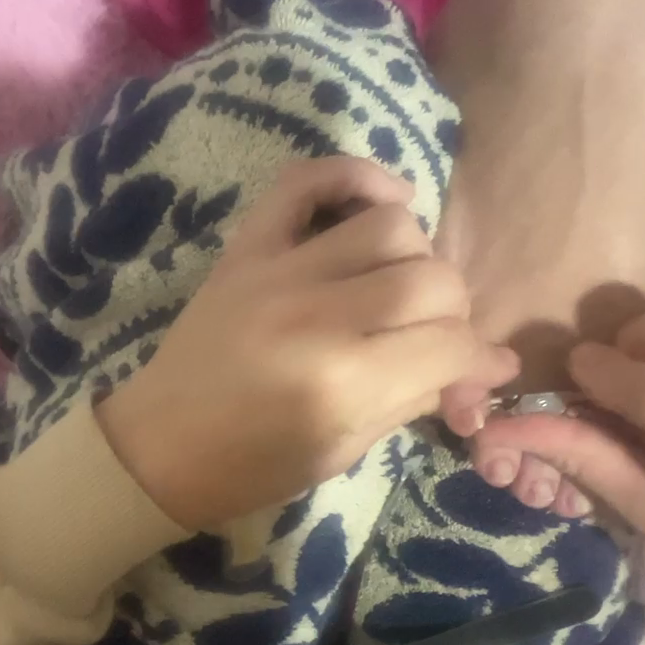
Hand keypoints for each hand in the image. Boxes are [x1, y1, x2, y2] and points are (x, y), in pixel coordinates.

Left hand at [98, 157, 518, 530]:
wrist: (161, 447)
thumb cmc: (252, 467)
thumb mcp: (343, 450)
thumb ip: (414, 398)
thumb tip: (484, 368)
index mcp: (344, 382)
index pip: (450, 343)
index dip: (477, 359)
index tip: (478, 370)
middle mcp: (317, 316)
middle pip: (431, 278)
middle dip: (452, 312)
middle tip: (433, 337)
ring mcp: (277, 273)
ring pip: (388, 225)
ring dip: (413, 256)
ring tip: (397, 287)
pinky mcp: (245, 250)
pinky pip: (306, 182)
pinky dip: (352, 177)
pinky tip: (381, 201)